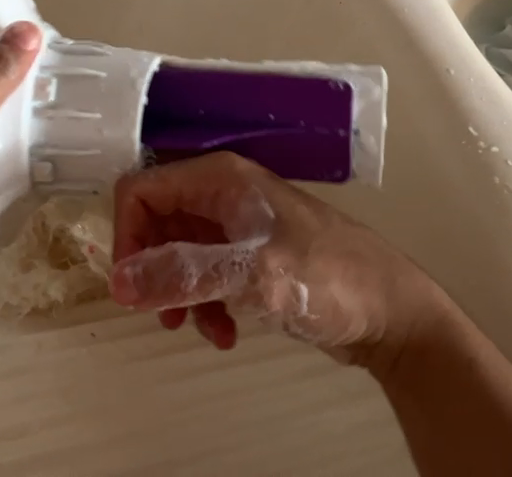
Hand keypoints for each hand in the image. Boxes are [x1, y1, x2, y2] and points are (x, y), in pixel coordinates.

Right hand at [109, 152, 434, 369]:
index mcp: (219, 179)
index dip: (127, 235)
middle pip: (156, 222)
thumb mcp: (251, 276)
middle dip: (154, 270)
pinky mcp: (251, 255)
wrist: (392, 311)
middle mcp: (223, 193)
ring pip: (178, 252)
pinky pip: (205, 273)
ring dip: (180, 293)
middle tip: (160, 314)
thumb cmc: (326, 278)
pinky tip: (225, 333)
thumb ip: (182, 275)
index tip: (132, 287)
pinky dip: (205, 303)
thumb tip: (118, 283)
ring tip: (199, 329)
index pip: (142, 190)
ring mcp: (238, 224)